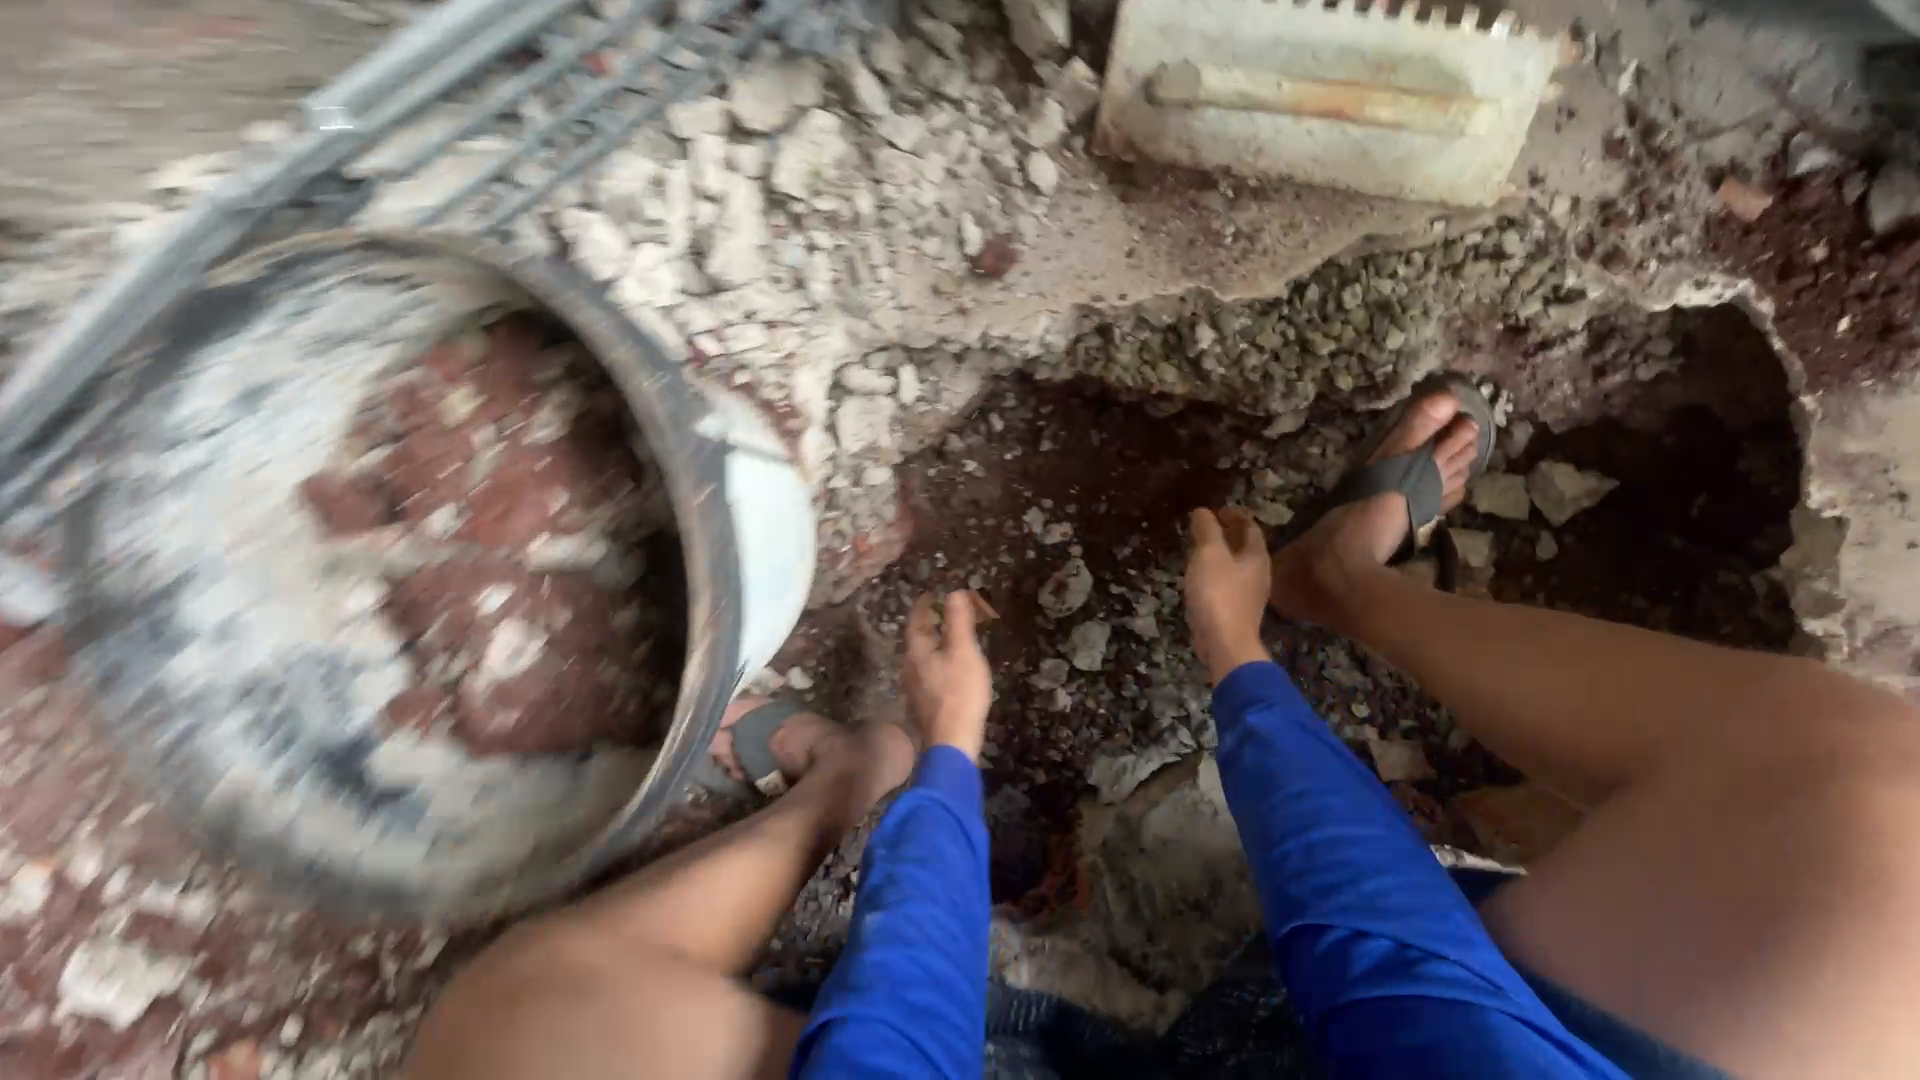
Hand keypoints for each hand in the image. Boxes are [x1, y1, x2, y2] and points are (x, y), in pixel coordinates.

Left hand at [905, 591, 993, 760]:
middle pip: (917, 639)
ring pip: (922, 658)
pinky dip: (939, 663)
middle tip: (946, 613)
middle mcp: (909, 667)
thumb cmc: (959, 691)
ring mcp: (915, 689)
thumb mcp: (963, 650)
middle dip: (931, 624)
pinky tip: (951, 670)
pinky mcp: (923, 705)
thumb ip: (958, 620)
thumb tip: (954, 591)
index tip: (933, 593)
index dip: (924, 604)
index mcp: (916, 651)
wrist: (952, 741)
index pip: (916, 620)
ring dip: (935, 645)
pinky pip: (929, 675)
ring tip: (952, 639)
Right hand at [1186, 507, 1274, 683]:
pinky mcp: (1237, 611)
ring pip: (1237, 566)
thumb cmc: (1219, 593)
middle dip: (1228, 534)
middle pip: (1246, 547)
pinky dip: (1216, 574)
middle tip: (1206, 527)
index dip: (1235, 515)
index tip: (1217, 510)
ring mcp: (1250, 595)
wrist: (1225, 642)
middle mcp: (1259, 574)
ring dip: (1221, 555)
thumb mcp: (1209, 554)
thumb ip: (1206, 529)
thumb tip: (1202, 511)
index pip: (1251, 527)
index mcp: (1257, 556)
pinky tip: (1200, 578)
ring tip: (1200, 551)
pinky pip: (1229, 584)